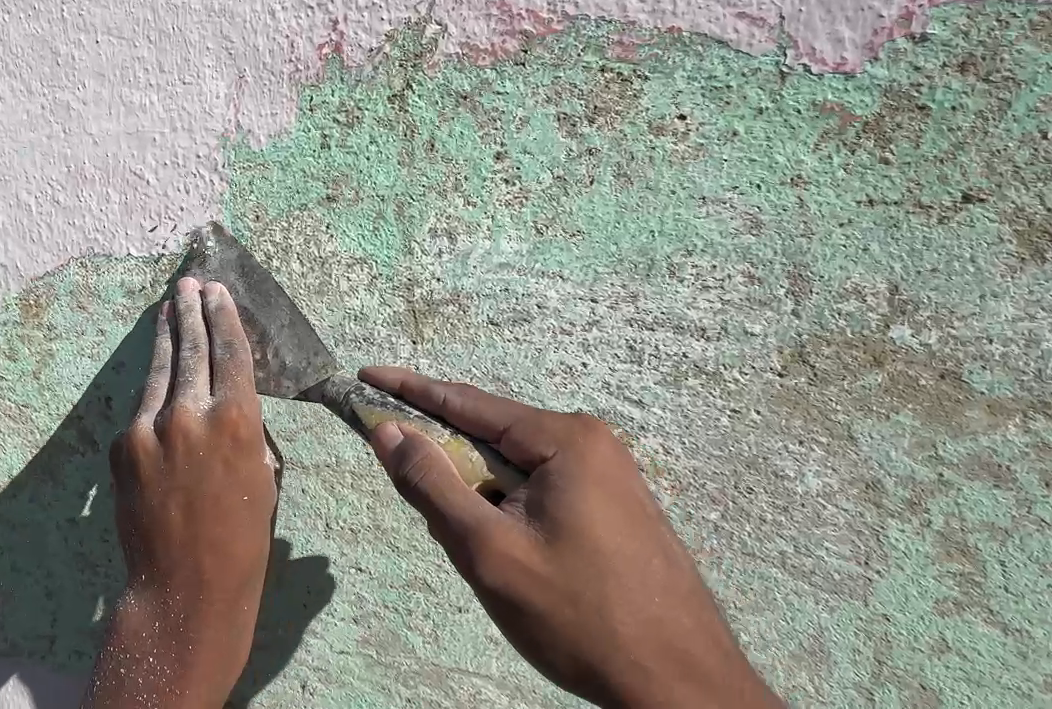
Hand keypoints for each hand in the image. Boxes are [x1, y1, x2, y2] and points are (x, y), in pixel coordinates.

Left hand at [83, 278, 277, 708]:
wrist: (183, 590)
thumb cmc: (241, 541)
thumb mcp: (261, 477)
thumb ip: (242, 431)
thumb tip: (224, 403)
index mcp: (237, 421)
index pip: (230, 352)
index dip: (224, 316)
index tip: (218, 291)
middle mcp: (189, 414)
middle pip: (190, 348)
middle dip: (190, 311)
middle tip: (189, 283)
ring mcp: (148, 428)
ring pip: (159, 370)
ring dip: (165, 337)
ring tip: (168, 308)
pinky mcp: (122, 446)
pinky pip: (141, 411)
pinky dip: (153, 395)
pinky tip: (158, 382)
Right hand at [361, 367, 781, 708]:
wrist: (687, 693)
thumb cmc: (581, 618)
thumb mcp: (489, 551)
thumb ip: (431, 484)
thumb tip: (387, 429)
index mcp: (563, 439)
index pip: (464, 401)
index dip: (408, 389)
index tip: (364, 375)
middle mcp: (589, 442)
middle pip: (489, 434)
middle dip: (443, 452)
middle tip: (406, 479)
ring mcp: (608, 474)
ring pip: (512, 465)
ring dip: (475, 486)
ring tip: (463, 531)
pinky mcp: (615, 505)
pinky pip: (537, 485)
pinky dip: (503, 501)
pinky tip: (501, 540)